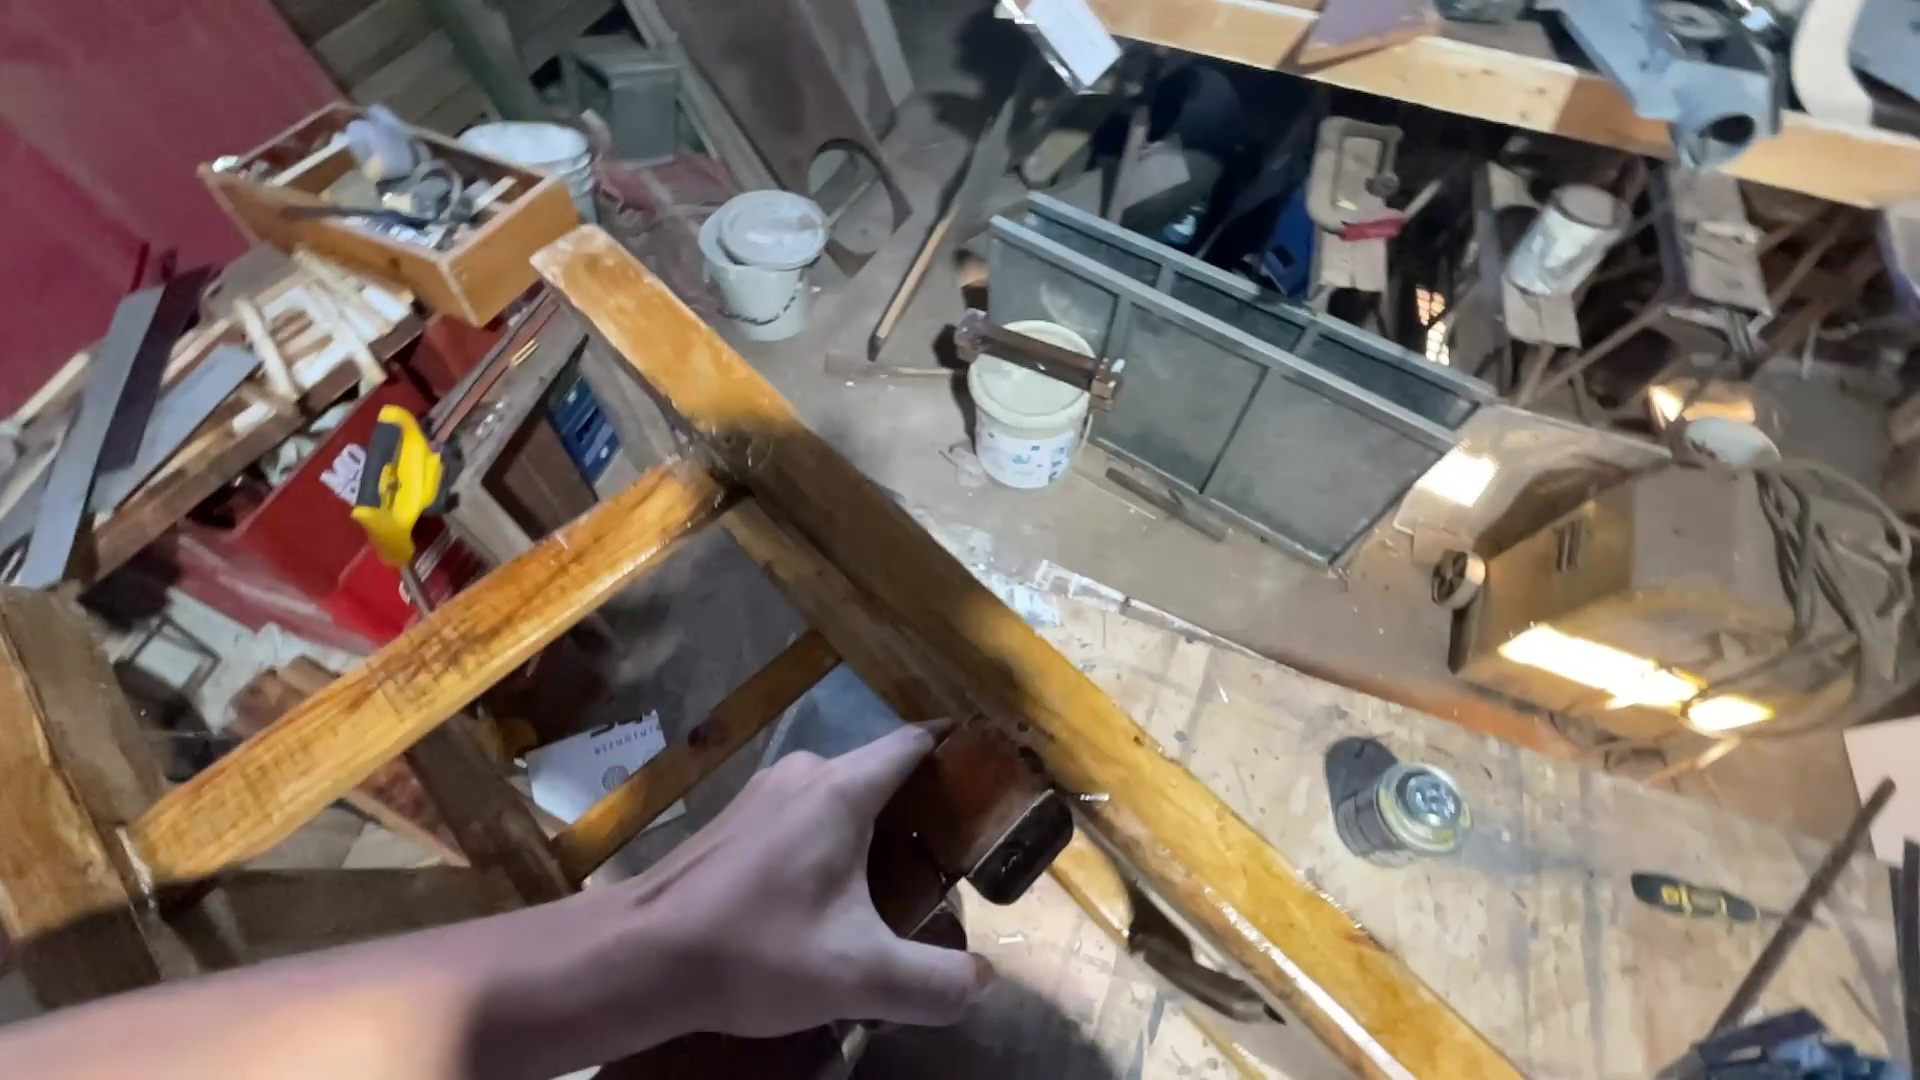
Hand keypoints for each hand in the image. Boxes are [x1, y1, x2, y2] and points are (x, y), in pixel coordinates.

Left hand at [620, 724, 994, 1036]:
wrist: (639, 956)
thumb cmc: (755, 950)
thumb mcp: (857, 976)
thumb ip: (933, 981)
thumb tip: (983, 980)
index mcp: (842, 788)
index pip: (914, 742)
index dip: (954, 748)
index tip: (986, 771)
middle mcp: (807, 771)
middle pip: (881, 768)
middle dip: (920, 801)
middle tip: (948, 852)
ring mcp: (768, 788)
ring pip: (841, 791)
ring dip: (873, 822)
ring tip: (893, 878)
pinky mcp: (741, 814)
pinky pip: (806, 808)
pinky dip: (833, 832)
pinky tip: (827, 890)